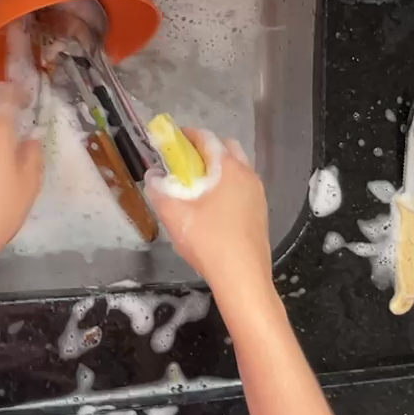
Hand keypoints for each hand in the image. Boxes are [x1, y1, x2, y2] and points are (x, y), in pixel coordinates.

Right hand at [145, 130, 273, 303]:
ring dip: (217, 168)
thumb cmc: (209, 241)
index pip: (207, 138)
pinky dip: (228, 185)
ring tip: (196, 186)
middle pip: (226, 148)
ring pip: (237, 168)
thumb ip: (158, 190)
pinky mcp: (261, 211)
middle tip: (184, 163)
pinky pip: (243, 186)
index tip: (172, 140)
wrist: (243, 278)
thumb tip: (152, 175)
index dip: (187, 135)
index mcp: (229, 168)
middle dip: (205, 150)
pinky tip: (213, 207)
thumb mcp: (174, 216)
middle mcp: (248, 174)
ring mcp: (258, 193)